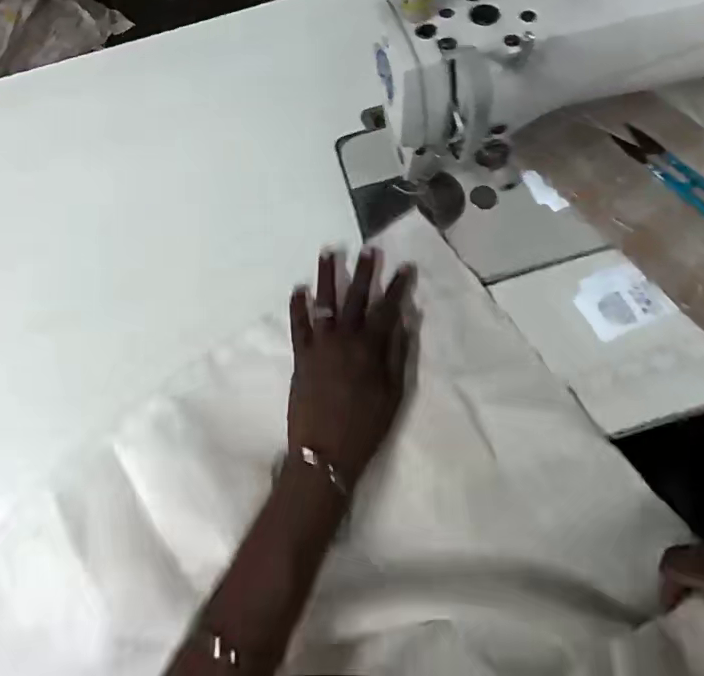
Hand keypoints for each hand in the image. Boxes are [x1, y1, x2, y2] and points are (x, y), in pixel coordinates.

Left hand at [287, 248, 417, 488]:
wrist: (324, 454)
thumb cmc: (366, 426)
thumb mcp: (395, 393)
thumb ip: (399, 353)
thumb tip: (406, 320)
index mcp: (371, 348)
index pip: (388, 308)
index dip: (397, 287)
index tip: (405, 267)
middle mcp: (345, 339)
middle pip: (356, 297)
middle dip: (365, 271)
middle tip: (369, 249)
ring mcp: (320, 346)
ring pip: (324, 302)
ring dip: (327, 276)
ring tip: (329, 253)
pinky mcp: (300, 357)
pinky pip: (298, 326)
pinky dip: (297, 306)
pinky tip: (298, 289)